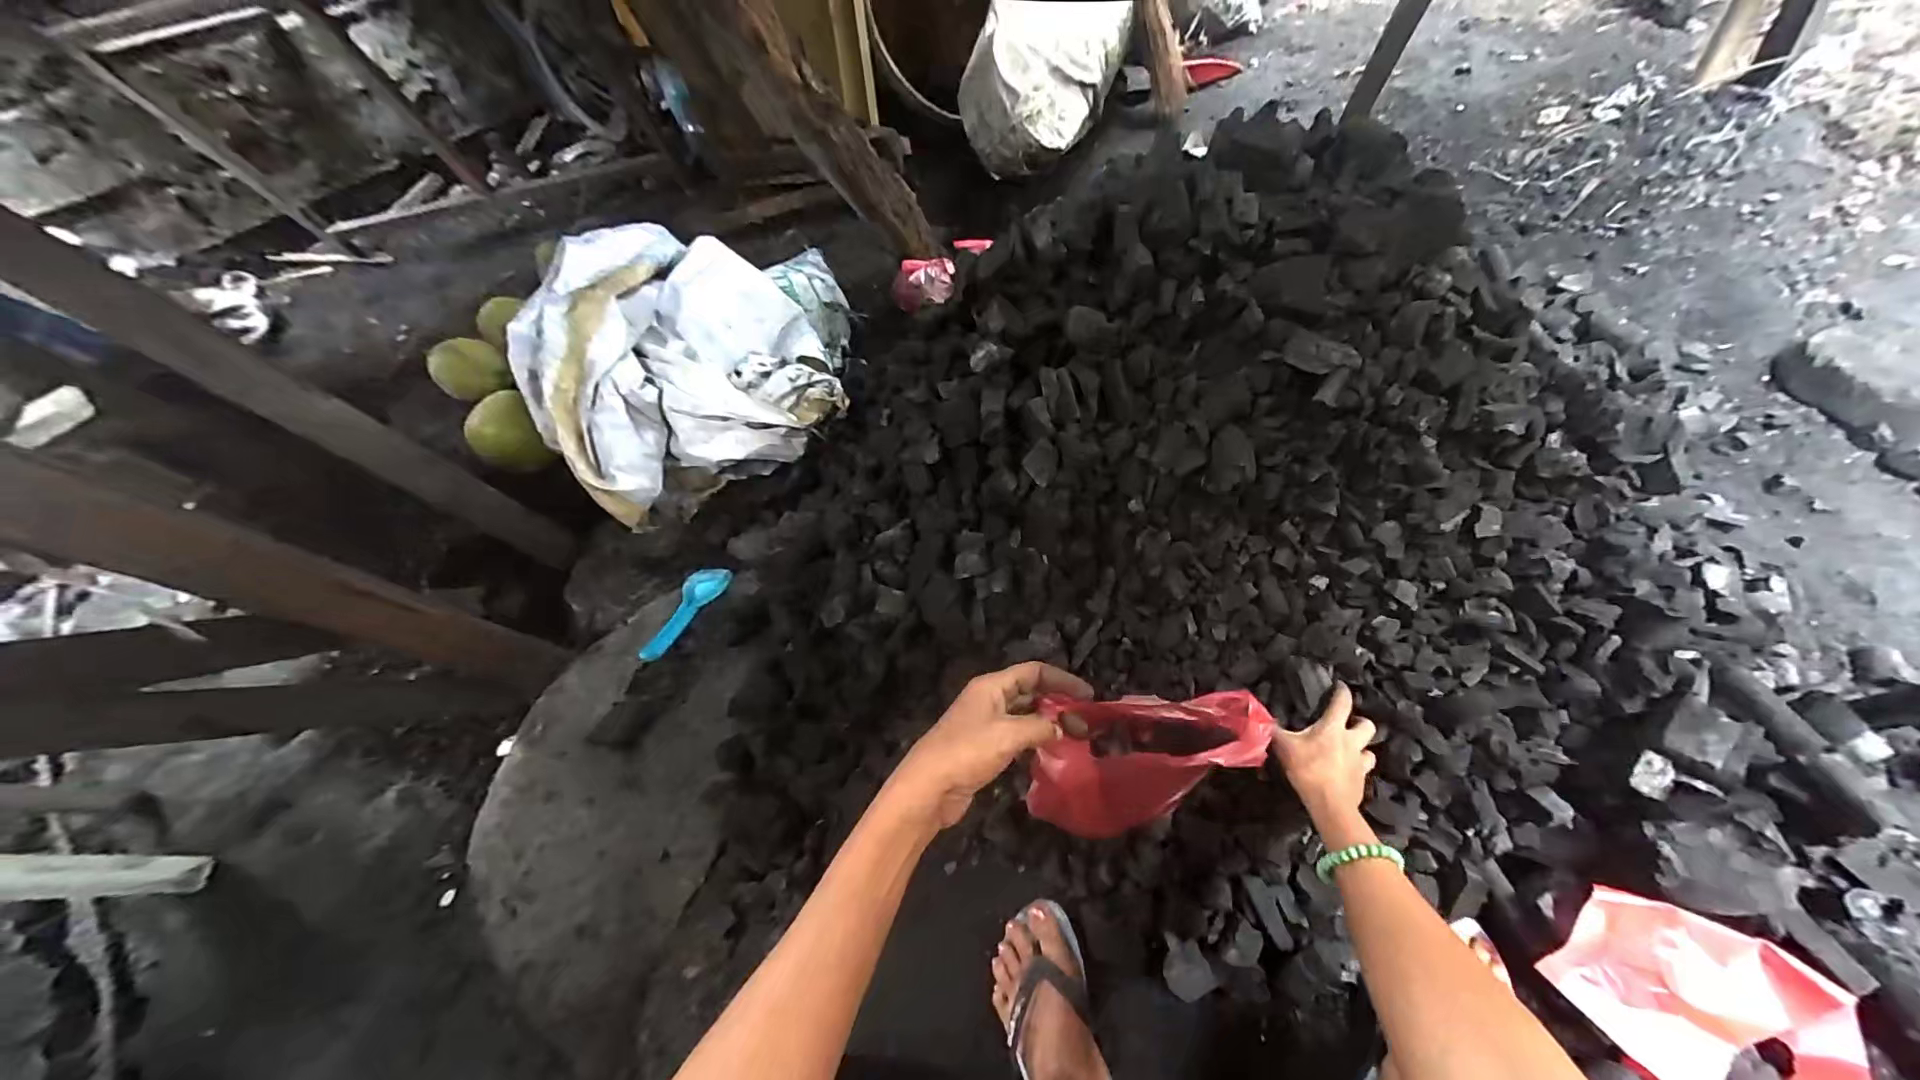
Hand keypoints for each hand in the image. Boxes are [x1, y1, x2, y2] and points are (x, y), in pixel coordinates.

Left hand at [887, 662, 1093, 827]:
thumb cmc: (968, 751)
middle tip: (1085, 721)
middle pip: (1030, 692)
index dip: (1062, 679)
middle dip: (1058, 702)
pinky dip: (1035, 741)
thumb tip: (1062, 729)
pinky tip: (1050, 752)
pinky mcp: (984, 748)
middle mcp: (989, 699)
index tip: (1088, 695)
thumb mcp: (1009, 734)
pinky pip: (1017, 737)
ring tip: (1075, 737)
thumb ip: (1041, 727)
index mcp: (991, 686)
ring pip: (1024, 716)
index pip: (1033, 672)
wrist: (929, 786)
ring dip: (1048, 723)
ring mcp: (985, 724)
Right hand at [1270, 681, 1375, 816]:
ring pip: (1369, 749)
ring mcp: (1360, 762)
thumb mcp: (1284, 747)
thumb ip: (1274, 731)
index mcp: (1334, 729)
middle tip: (1349, 724)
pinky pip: (1364, 769)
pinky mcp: (1362, 780)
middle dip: (1360, 722)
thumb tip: (1260, 717)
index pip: (1342, 703)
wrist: (1331, 805)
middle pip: (1367, 726)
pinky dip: (1357, 767)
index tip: (1340, 685)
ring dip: (1361, 747)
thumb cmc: (1309, 770)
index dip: (1342, 691)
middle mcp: (1352, 742)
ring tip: (1349, 749)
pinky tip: (1347, 770)